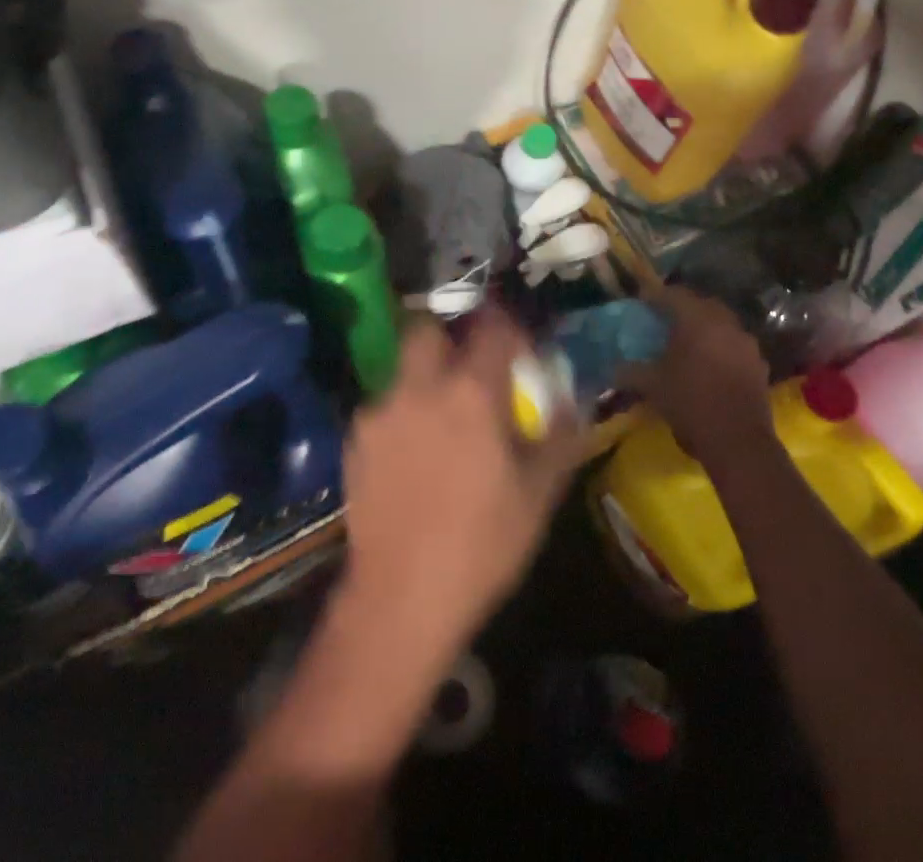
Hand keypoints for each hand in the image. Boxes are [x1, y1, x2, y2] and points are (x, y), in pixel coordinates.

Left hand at [338, 309, 587, 655]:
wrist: (402, 596)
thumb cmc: (483, 546)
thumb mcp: (539, 494)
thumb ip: (558, 435)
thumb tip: (569, 399)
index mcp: (471, 395)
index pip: (492, 329)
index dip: (508, 326)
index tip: (518, 340)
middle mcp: (418, 390)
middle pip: (427, 331)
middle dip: (450, 338)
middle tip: (471, 373)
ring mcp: (378, 414)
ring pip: (401, 373)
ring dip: (424, 382)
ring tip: (440, 426)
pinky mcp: (353, 442)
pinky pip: (382, 411)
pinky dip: (401, 419)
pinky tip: (411, 460)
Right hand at [623, 285, 778, 458]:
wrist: (737, 441)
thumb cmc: (690, 404)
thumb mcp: (652, 387)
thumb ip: (630, 372)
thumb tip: (614, 368)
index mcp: (698, 321)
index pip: (674, 295)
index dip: (655, 296)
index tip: (641, 301)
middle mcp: (726, 324)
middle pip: (701, 305)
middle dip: (682, 309)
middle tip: (662, 320)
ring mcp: (746, 344)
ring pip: (721, 325)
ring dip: (703, 329)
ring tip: (685, 343)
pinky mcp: (758, 365)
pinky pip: (733, 346)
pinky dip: (718, 348)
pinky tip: (707, 365)